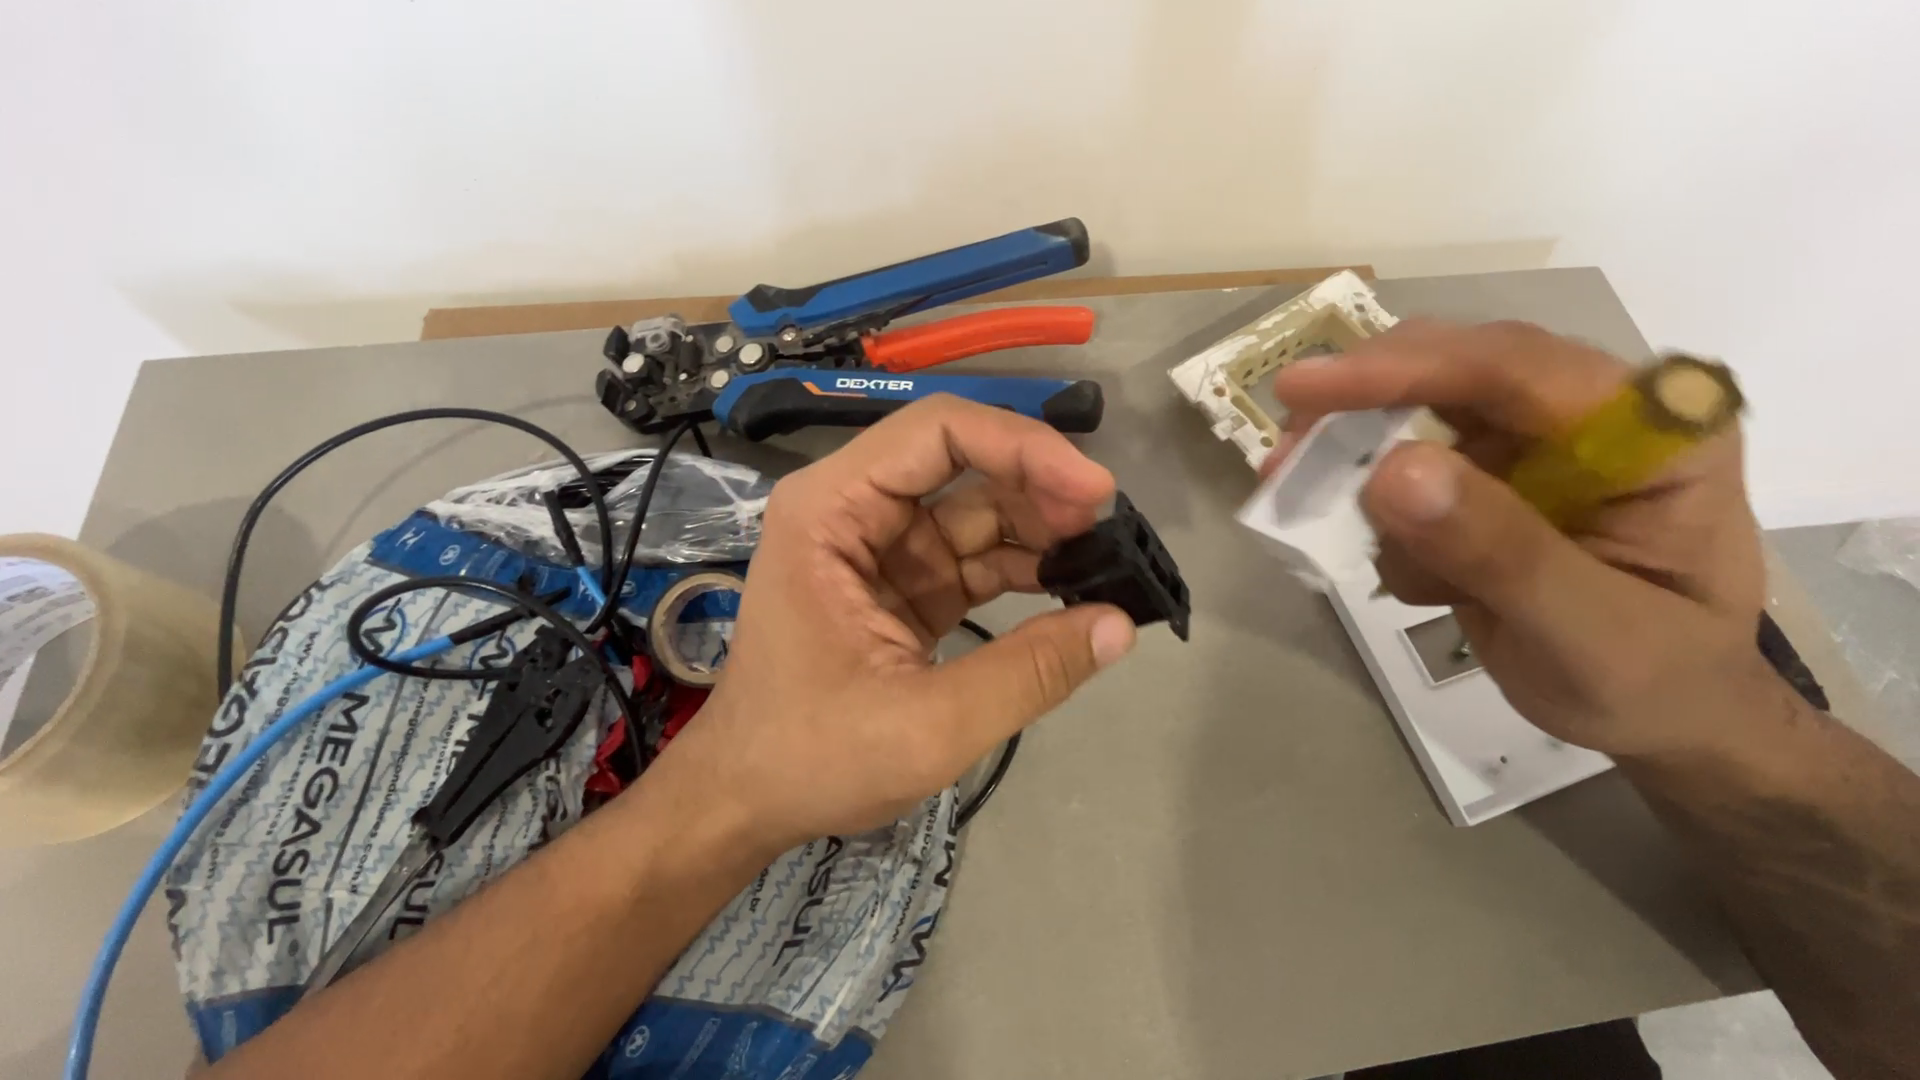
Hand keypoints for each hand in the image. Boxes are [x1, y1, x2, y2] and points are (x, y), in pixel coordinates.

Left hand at [653, 396, 1137, 852]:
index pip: (938, 431)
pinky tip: (1070, 590)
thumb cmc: (809, 757)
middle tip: (1108, 534)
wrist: (746, 800)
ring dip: (1039, 529)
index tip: (1095, 493)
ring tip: (1102, 563)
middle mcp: (852, 511)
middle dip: (1039, 489)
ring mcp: (879, 549)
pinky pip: (973, 558)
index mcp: (830, 511)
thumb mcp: (925, 726)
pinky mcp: (902, 586)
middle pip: (962, 462)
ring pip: (976, 509)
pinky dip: (1023, 569)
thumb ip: (1028, 673)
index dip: (1024, 447)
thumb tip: (1121, 625)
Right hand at [1272, 319, 1772, 760]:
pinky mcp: (1490, 473)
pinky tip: (1413, 574)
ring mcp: (1535, 442)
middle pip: (1454, 369)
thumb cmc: (1652, 683)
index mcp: (1651, 431)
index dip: (1402, 369)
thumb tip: (1390, 472)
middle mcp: (1590, 414)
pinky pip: (1403, 464)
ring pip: (1414, 412)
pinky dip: (1377, 512)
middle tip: (1284, 462)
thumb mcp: (1588, 635)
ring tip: (1333, 532)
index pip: (1516, 368)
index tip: (1300, 389)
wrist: (1661, 716)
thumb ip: (1501, 552)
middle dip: (1360, 410)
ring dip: (1357, 467)